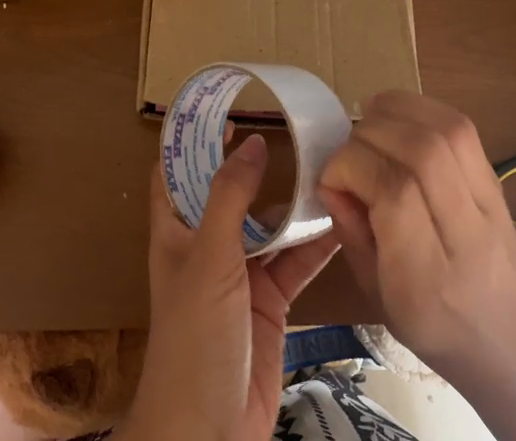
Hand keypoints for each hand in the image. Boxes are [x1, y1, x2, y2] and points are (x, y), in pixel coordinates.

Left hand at [119, 134, 337, 440]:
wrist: (209, 427)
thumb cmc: (195, 338)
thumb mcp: (210, 260)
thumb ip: (228, 200)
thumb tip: (249, 143)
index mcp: (174, 231)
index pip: (174, 171)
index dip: (192, 139)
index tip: (223, 106)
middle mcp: (204, 248)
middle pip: (228, 196)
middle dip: (255, 167)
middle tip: (294, 131)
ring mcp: (238, 277)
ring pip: (267, 228)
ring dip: (292, 205)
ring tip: (328, 169)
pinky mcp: (269, 305)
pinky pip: (294, 266)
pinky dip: (314, 247)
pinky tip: (341, 224)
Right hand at [318, 91, 515, 440]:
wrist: (508, 341)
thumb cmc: (431, 326)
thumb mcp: (375, 294)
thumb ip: (351, 232)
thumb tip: (329, 180)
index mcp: (429, 277)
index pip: (395, 193)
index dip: (352, 167)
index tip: (330, 177)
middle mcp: (468, 234)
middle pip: (423, 153)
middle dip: (370, 136)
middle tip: (348, 150)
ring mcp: (491, 204)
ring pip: (448, 131)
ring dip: (398, 112)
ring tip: (368, 121)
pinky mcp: (498, 183)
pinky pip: (464, 129)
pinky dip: (423, 110)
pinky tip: (397, 117)